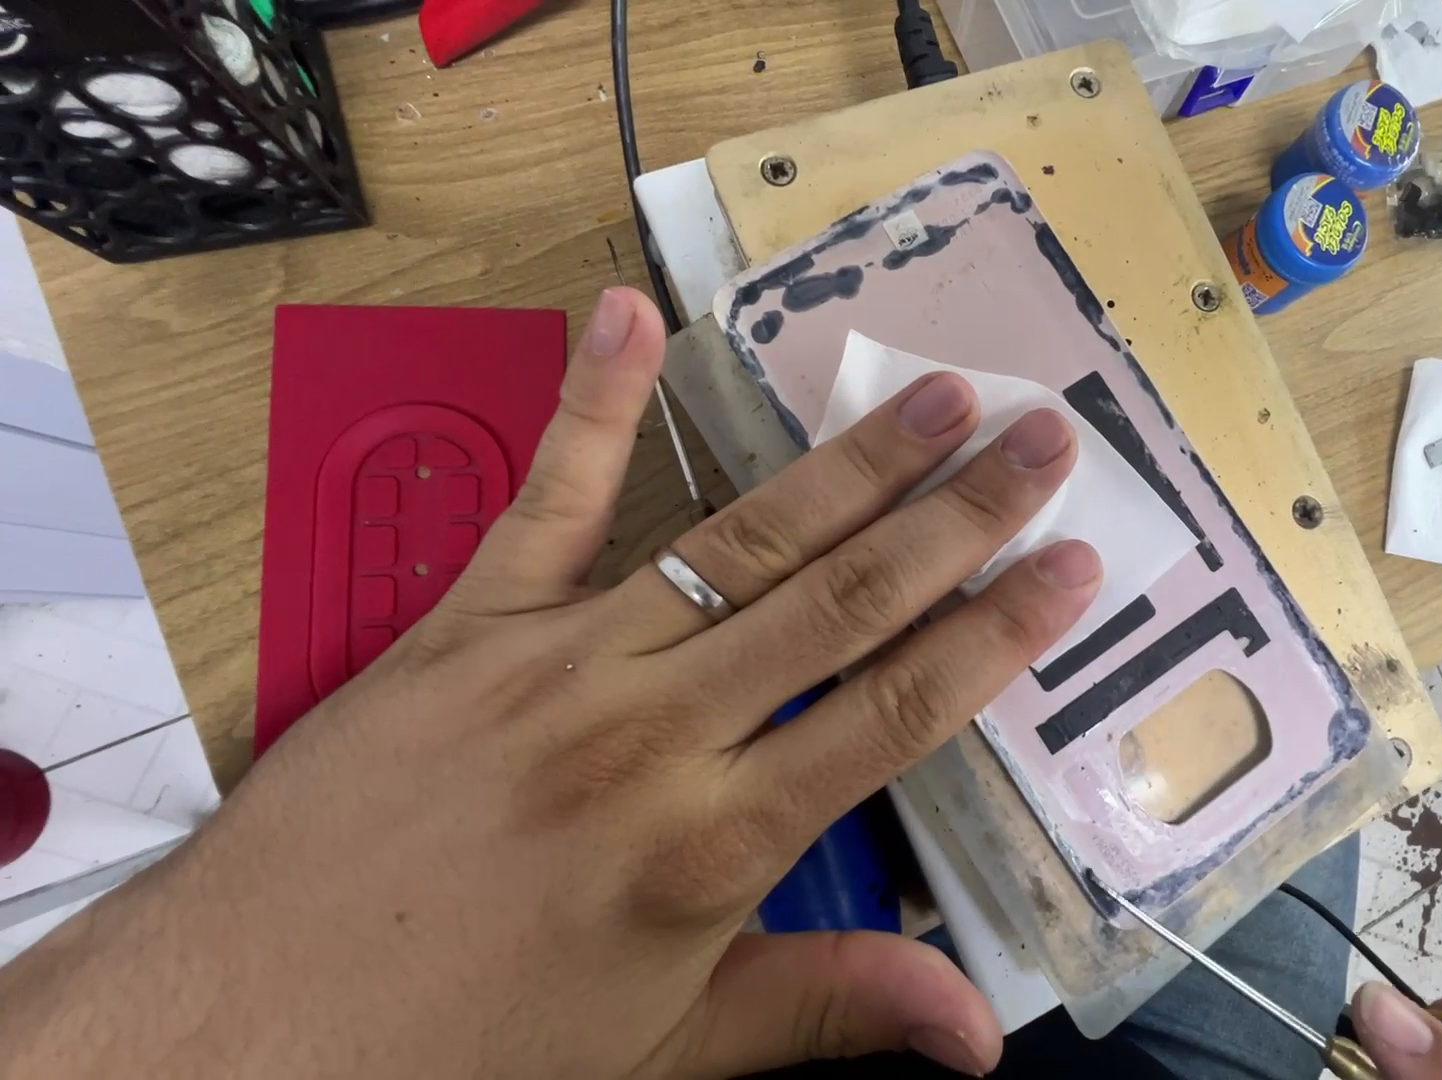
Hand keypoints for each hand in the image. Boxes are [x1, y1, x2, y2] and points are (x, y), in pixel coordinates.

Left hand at [0, 287, 1103, 1078]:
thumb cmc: (476, 1053)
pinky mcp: (470, 622)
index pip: (899, 709)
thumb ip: (834, 1006)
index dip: (1000, 632)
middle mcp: (657, 732)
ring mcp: (562, 659)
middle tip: (1040, 439)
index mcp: (718, 843)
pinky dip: (593, 403)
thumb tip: (983, 1035)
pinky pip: (548, 499)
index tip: (1074, 565)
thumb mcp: (675, 1053)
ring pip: (740, 542)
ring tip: (938, 396)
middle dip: (961, 515)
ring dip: (851, 464)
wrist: (227, 1049)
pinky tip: (632, 315)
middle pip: (844, 600)